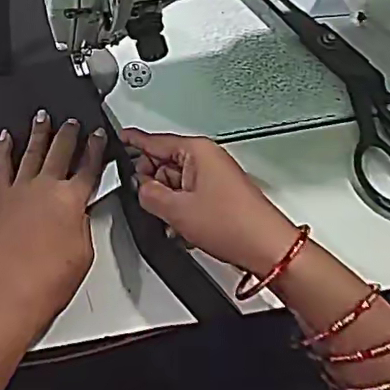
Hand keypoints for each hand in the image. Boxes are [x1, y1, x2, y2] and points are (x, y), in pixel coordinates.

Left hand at [0, 112, 108, 344]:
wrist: (9, 291)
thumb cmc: (46, 280)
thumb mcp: (83, 253)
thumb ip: (83, 225)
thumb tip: (79, 214)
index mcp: (72, 200)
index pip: (89, 167)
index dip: (96, 149)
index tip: (99, 137)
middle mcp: (45, 188)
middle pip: (61, 150)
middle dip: (70, 133)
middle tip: (74, 121)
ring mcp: (20, 190)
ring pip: (32, 150)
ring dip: (39, 132)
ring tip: (43, 117)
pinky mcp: (0, 198)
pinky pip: (2, 165)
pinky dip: (4, 149)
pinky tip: (6, 138)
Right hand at [121, 128, 298, 275]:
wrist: (270, 251)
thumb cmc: (237, 226)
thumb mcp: (175, 210)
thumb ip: (147, 193)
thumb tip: (140, 187)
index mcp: (197, 150)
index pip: (154, 140)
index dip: (132, 142)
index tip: (119, 138)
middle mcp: (208, 158)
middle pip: (163, 162)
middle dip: (152, 181)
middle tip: (148, 199)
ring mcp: (215, 175)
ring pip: (175, 181)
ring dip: (167, 199)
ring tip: (173, 220)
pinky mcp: (220, 193)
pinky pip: (189, 193)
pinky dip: (181, 207)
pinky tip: (184, 226)